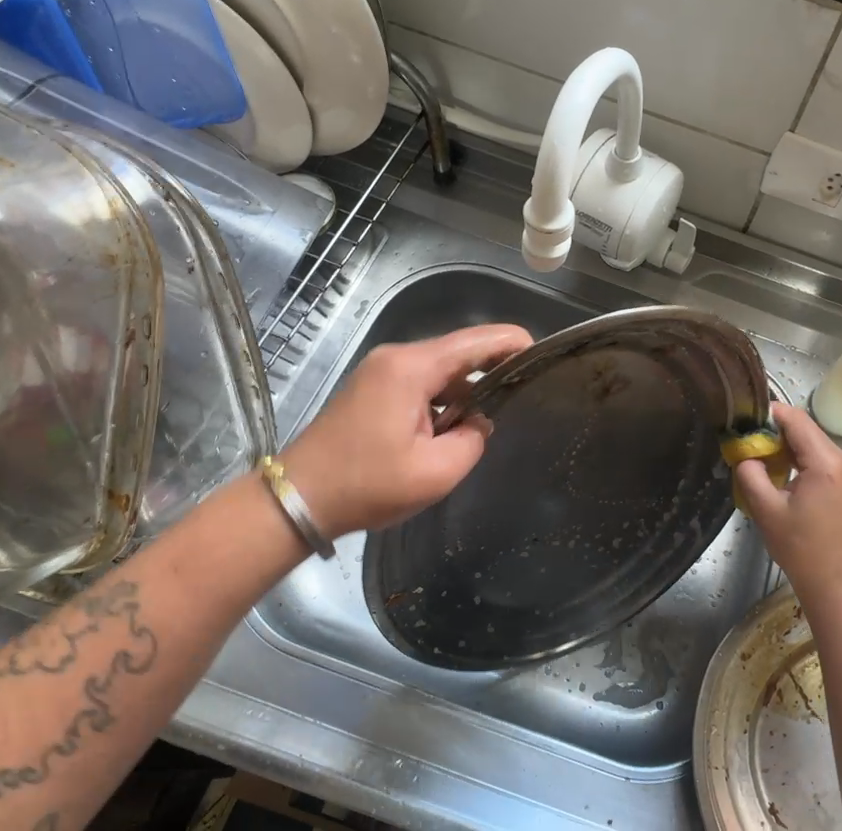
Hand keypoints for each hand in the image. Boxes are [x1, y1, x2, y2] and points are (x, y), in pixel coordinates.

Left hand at [279, 324, 533, 535]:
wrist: (296, 500)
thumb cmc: (366, 485)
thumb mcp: (435, 472)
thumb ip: (473, 440)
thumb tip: (479, 423)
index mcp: (412, 367)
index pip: (478, 341)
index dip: (515, 344)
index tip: (545, 358)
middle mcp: (397, 358)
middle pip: (460, 352)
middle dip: (494, 369)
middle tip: (528, 392)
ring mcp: (382, 371)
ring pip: (442, 370)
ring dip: (467, 390)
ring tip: (497, 414)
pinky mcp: (374, 389)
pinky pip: (422, 382)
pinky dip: (444, 398)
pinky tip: (457, 424)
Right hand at [734, 402, 841, 597]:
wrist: (834, 581)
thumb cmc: (801, 547)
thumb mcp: (767, 509)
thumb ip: (750, 474)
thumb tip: (744, 454)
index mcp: (825, 461)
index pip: (795, 418)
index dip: (767, 413)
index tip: (741, 419)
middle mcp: (840, 457)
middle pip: (803, 426)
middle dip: (772, 429)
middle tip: (743, 439)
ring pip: (808, 440)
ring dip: (782, 443)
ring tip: (753, 453)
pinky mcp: (841, 480)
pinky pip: (814, 455)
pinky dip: (793, 456)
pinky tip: (774, 469)